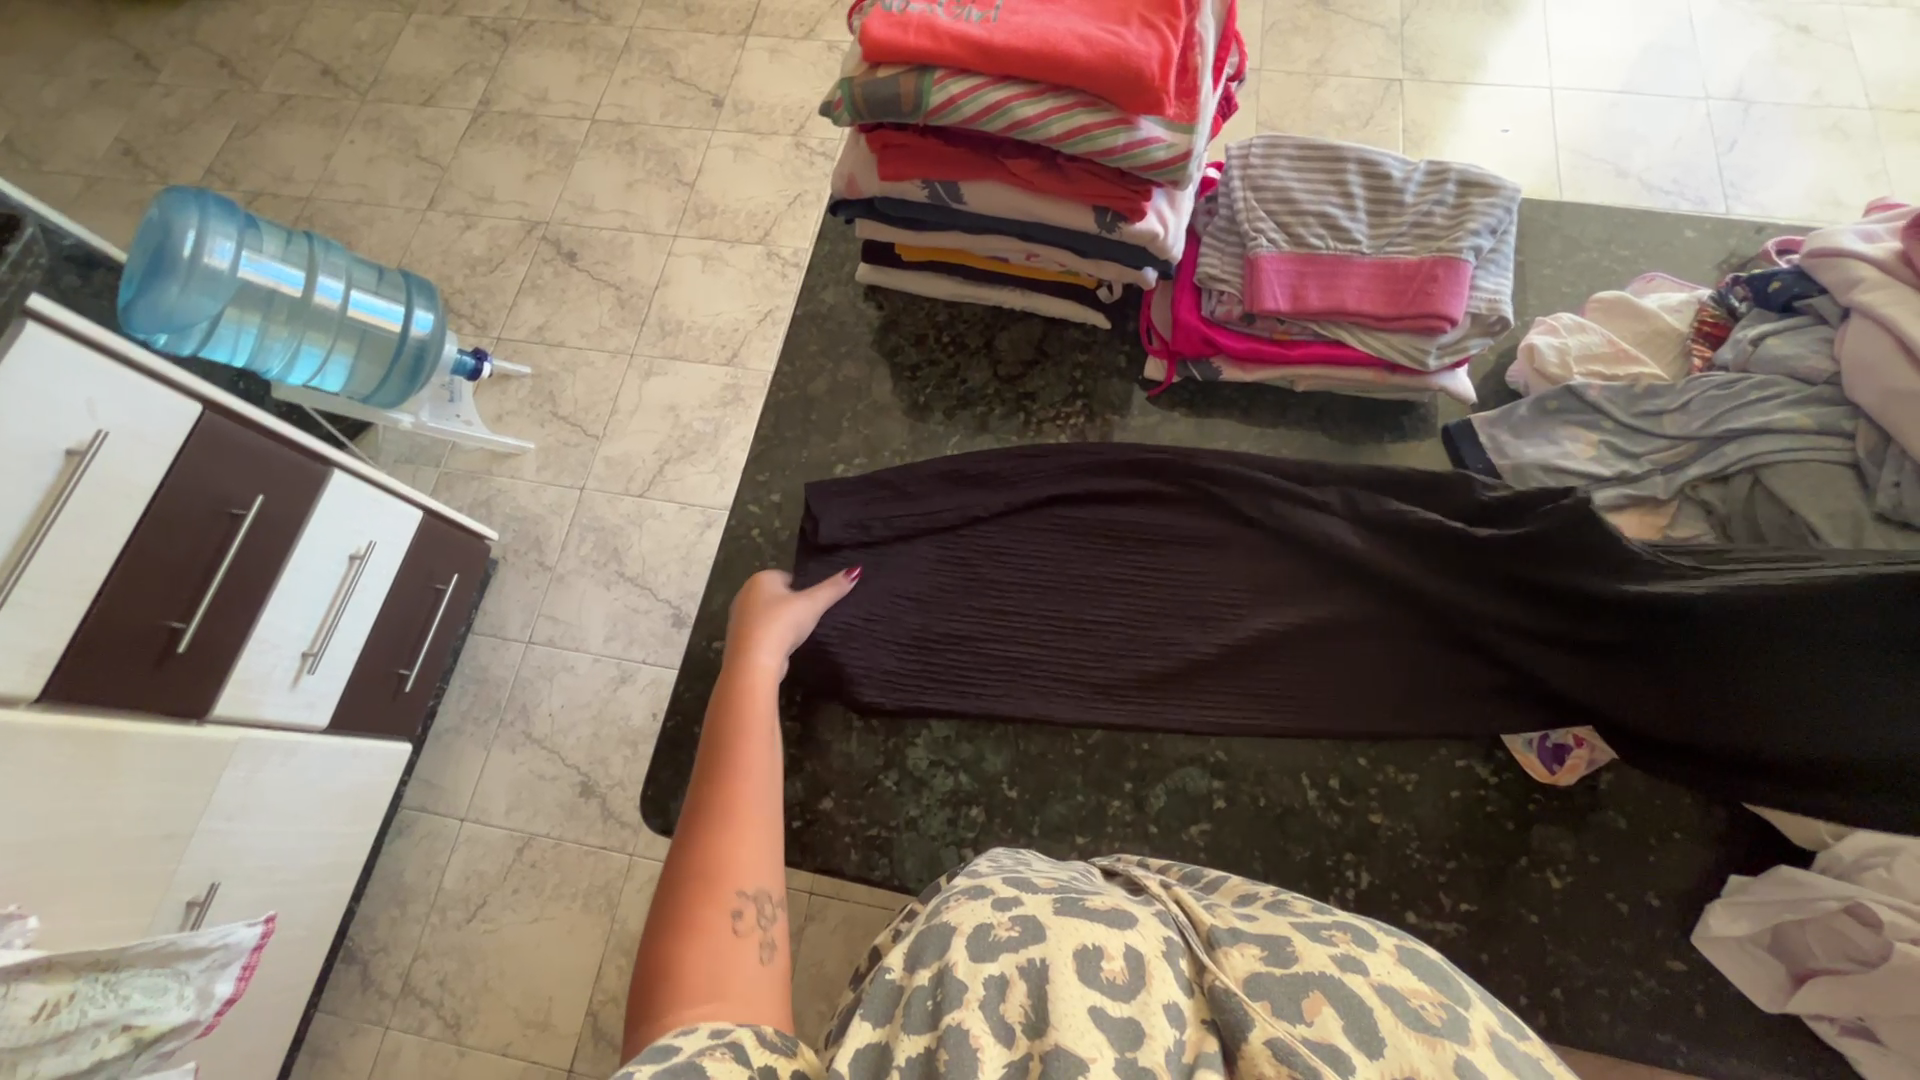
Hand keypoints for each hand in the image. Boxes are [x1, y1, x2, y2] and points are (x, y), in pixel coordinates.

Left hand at [723, 567, 859, 676]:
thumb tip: (856, 570)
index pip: (786, 577)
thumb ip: (833, 588)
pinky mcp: (737, 639)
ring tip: (795, 635)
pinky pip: (759, 632)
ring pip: (766, 614)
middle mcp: (745, 593)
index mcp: (761, 578)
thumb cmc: (783, 624)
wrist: (754, 661)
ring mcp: (738, 617)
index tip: (811, 604)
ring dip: (779, 622)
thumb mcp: (813, 604)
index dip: (801, 590)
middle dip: (789, 605)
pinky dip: (770, 637)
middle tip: (805, 620)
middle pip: (775, 595)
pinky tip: (780, 647)